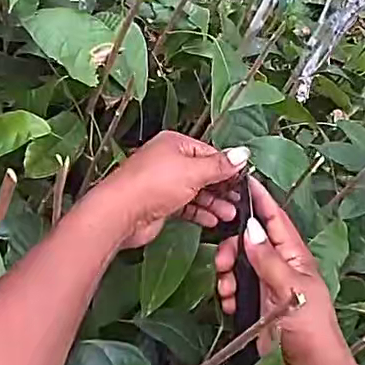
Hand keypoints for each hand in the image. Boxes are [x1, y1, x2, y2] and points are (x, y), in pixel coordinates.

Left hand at [83, 131, 248, 248]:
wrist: (120, 213)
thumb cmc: (151, 185)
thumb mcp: (194, 172)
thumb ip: (220, 165)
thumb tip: (243, 153)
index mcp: (176, 144)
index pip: (210, 153)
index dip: (228, 167)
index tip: (245, 179)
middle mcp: (169, 161)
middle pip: (204, 173)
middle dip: (223, 187)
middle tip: (240, 199)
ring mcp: (164, 183)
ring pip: (196, 191)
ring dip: (214, 202)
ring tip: (231, 214)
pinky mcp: (160, 204)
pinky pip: (186, 206)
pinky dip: (200, 212)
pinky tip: (213, 220)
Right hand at [215, 177, 350, 364]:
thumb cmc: (309, 328)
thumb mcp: (290, 289)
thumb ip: (268, 258)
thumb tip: (250, 226)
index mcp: (294, 254)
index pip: (275, 218)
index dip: (260, 198)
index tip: (242, 179)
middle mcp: (280, 265)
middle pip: (249, 240)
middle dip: (231, 247)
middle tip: (222, 263)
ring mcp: (268, 284)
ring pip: (238, 264)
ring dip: (227, 273)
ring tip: (228, 290)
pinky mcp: (256, 304)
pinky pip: (235, 287)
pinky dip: (228, 292)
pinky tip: (230, 304)